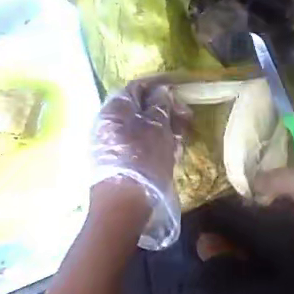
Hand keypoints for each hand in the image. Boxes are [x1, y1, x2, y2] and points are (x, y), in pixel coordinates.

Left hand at [88, 76, 190, 249]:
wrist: (122, 208)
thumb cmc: (142, 160)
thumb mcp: (158, 126)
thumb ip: (160, 104)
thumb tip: (162, 91)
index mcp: (114, 108)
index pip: (138, 86)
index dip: (161, 86)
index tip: (181, 93)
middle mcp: (108, 122)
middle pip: (140, 107)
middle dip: (166, 111)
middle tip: (186, 120)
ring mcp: (109, 143)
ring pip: (141, 126)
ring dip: (163, 128)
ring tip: (180, 140)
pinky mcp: (115, 161)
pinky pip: (137, 143)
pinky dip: (155, 143)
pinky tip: (169, 153)